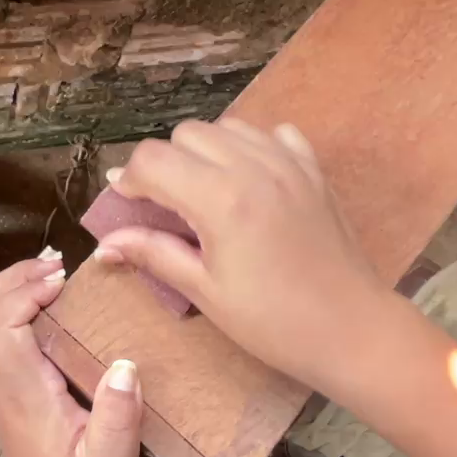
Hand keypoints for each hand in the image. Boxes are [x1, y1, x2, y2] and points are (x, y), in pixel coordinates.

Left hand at [0, 254, 142, 456]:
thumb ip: (117, 418)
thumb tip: (125, 364)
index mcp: (24, 389)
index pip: (1, 323)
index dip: (25, 291)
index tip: (64, 282)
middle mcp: (6, 377)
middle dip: (15, 277)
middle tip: (60, 264)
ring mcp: (5, 379)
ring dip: (15, 285)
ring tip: (57, 272)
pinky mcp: (14, 383)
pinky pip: (3, 329)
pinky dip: (21, 302)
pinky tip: (56, 301)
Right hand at [94, 117, 394, 390]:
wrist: (351, 330)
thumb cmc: (272, 321)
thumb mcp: (205, 291)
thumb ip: (153, 254)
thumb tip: (105, 243)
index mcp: (220, 199)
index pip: (152, 160)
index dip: (131, 180)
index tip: (131, 207)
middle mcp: (252, 166)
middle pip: (185, 134)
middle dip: (165, 163)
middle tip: (168, 206)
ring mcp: (287, 162)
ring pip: (226, 127)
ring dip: (205, 151)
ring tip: (207, 191)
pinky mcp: (313, 169)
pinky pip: (272, 133)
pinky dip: (251, 147)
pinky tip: (250, 180)